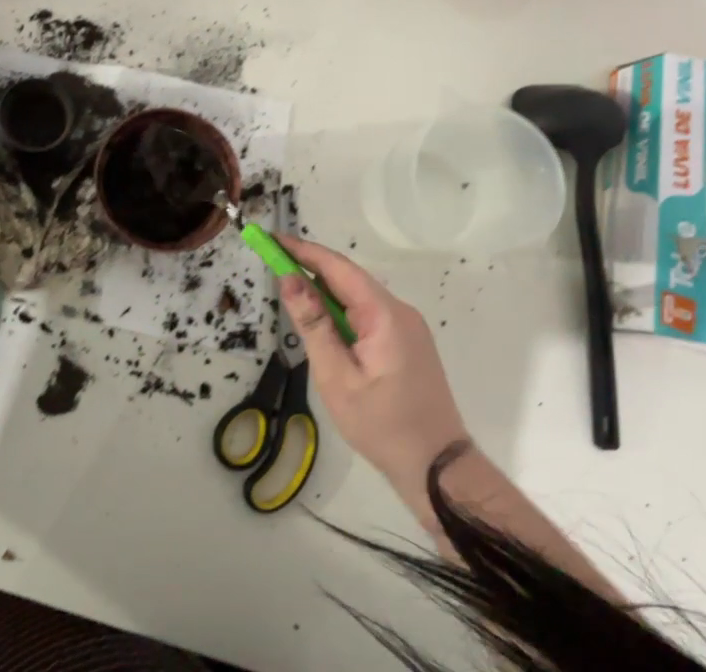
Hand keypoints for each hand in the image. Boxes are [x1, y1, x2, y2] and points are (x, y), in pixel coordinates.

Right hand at [277, 238, 467, 492]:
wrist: (435, 465)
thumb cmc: (381, 424)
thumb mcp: (336, 375)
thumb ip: (313, 324)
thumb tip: (289, 280)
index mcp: (385, 315)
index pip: (338, 268)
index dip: (302, 251)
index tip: (270, 240)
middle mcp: (400, 312)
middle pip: (349, 279)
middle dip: (309, 269)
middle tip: (271, 265)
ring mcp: (407, 328)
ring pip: (357, 298)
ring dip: (323, 293)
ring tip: (290, 297)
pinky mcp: (407, 343)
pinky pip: (367, 315)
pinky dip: (339, 312)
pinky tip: (321, 326)